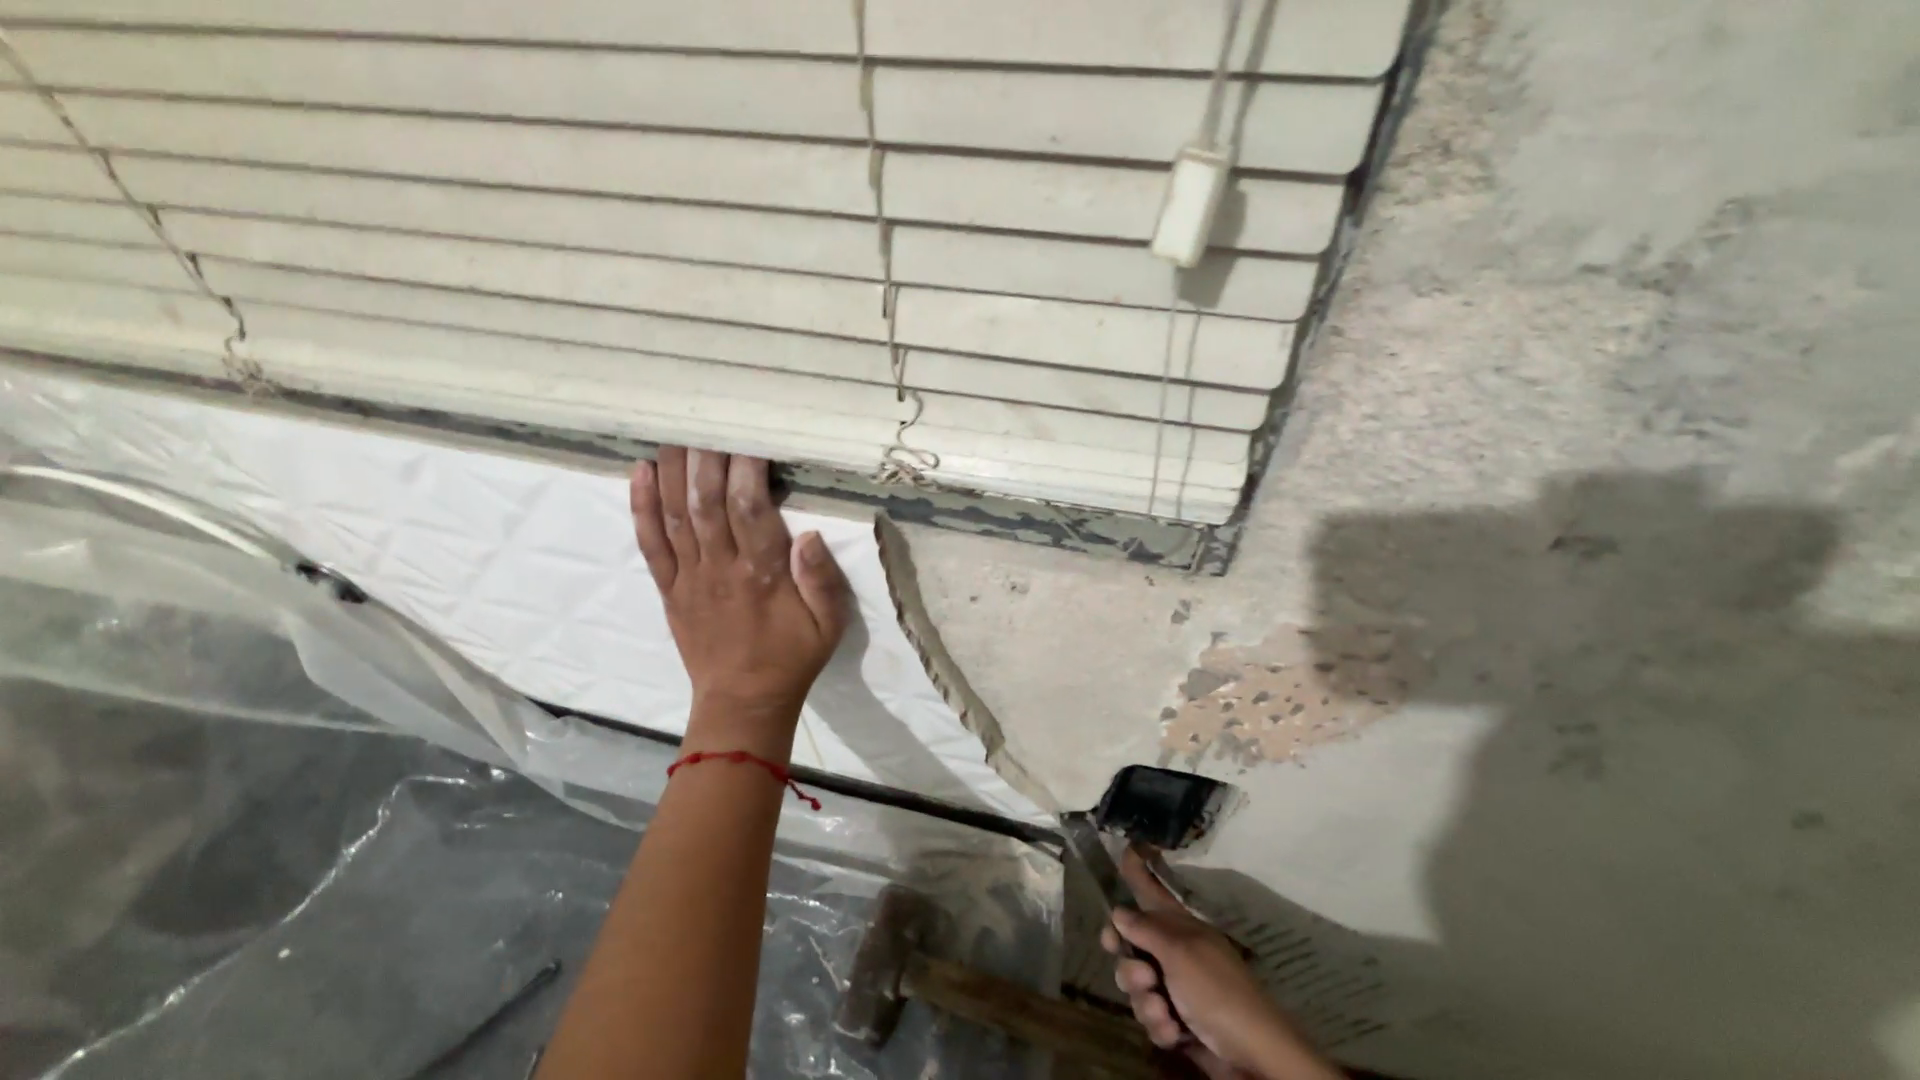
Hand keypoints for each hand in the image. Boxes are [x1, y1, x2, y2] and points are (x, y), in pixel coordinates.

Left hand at [630, 447, 849, 759]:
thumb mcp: (830, 625)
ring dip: (672, 469)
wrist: (743, 702)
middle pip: (707, 501)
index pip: (750, 508)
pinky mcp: (669, 588)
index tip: (749, 435)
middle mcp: (721, 568)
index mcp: (763, 574)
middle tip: (709, 418)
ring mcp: (690, 577)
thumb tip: (810, 535)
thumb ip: (821, 580)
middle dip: (707, 456)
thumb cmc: (792, 658)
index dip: (747, 467)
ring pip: (676, 514)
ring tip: (675, 430)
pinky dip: (641, 506)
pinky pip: (650, 543)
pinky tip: (639, 471)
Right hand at [1102, 849, 1342, 1079]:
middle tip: (1145, 977)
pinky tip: (1174, 1034)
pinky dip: (1159, 1027)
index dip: (1138, 876)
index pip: (1153, 894)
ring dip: (1146, 1002)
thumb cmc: (1218, 991)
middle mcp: (1176, 955)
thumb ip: (1146, 930)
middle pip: (1131, 948)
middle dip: (1130, 967)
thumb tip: (1118, 911)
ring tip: (1165, 1012)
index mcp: (1183, 929)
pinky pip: (1149, 1017)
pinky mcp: (1176, 1023)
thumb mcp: (1181, 953)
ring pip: (1136, 987)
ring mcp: (1176, 990)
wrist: (1252, 1055)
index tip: (1124, 850)